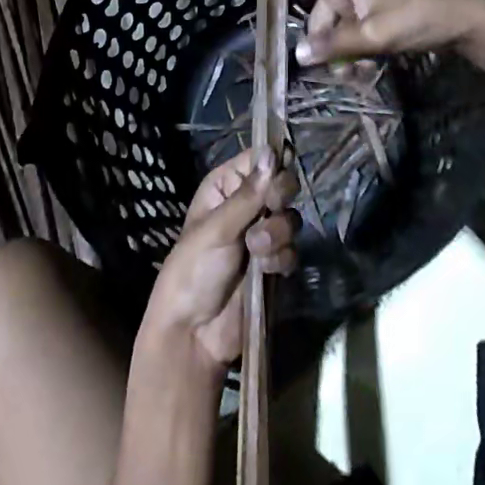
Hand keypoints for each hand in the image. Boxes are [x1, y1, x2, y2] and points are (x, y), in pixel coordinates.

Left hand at [142, 148, 300, 370]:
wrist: (195, 331)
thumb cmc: (192, 270)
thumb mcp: (216, 229)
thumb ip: (248, 195)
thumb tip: (272, 154)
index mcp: (223, 186)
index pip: (258, 159)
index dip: (273, 164)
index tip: (275, 178)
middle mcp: (245, 204)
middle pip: (282, 185)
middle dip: (279, 200)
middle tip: (269, 210)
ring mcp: (261, 233)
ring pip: (290, 219)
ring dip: (277, 234)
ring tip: (256, 251)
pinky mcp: (275, 262)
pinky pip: (292, 249)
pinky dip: (281, 258)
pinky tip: (265, 270)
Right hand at [294, 0, 484, 65]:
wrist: (463, 23)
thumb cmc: (416, 18)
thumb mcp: (372, 35)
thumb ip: (333, 45)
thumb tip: (297, 55)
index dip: (294, 10)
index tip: (292, 39)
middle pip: (318, 15)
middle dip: (326, 45)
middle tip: (336, 72)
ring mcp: (359, 0)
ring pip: (335, 30)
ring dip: (342, 54)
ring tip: (356, 75)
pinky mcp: (372, 15)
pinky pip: (351, 34)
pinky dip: (355, 52)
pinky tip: (366, 69)